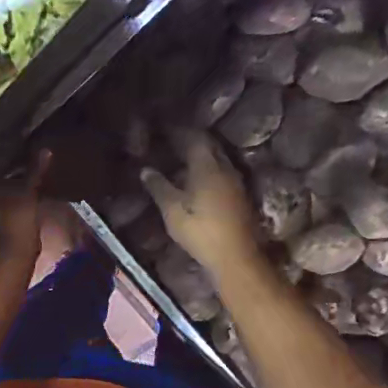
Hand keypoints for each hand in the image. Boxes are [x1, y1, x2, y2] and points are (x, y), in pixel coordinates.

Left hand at [0, 150, 51, 257]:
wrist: (18, 250)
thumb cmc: (18, 218)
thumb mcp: (28, 190)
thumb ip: (35, 171)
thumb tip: (46, 149)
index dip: (3, 148)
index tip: (16, 135)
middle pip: (5, 170)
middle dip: (15, 159)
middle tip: (32, 143)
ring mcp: (5, 203)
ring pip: (14, 181)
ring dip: (24, 173)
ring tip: (40, 159)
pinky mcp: (16, 213)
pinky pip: (23, 193)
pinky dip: (31, 187)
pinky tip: (44, 182)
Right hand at [140, 130, 260, 277]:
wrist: (236, 257)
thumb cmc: (201, 231)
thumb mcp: (172, 210)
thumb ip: (159, 187)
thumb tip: (146, 170)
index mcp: (207, 167)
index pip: (194, 138)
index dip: (180, 132)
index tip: (164, 129)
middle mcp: (225, 168)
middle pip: (210, 146)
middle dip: (192, 141)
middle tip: (173, 142)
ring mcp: (236, 182)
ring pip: (218, 160)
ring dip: (202, 157)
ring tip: (182, 161)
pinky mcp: (240, 197)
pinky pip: (222, 173)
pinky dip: (209, 171)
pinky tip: (197, 181)